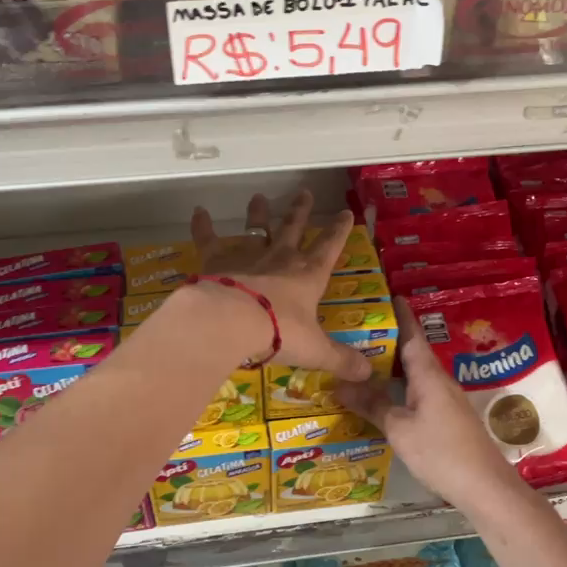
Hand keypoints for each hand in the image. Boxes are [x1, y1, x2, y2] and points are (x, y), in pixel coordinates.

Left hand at [190, 192, 371, 380]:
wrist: (231, 321)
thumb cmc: (278, 334)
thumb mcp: (315, 350)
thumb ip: (340, 360)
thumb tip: (368, 374)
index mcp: (307, 277)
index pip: (329, 248)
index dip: (339, 231)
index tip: (345, 213)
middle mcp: (280, 259)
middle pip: (293, 229)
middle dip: (300, 211)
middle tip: (304, 192)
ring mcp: (248, 256)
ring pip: (256, 228)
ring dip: (258, 213)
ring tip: (259, 198)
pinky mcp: (216, 260)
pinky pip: (208, 239)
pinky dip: (202, 225)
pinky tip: (198, 213)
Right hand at [335, 297, 525, 503]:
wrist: (484, 487)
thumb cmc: (441, 452)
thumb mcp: (399, 428)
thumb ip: (372, 404)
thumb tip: (339, 383)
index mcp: (428, 374)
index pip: (412, 334)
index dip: (400, 315)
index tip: (387, 294)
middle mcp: (439, 381)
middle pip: (412, 353)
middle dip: (388, 340)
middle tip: (356, 330)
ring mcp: (445, 401)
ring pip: (414, 375)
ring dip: (392, 367)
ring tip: (361, 361)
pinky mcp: (447, 419)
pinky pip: (417, 393)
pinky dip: (398, 388)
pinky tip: (382, 397)